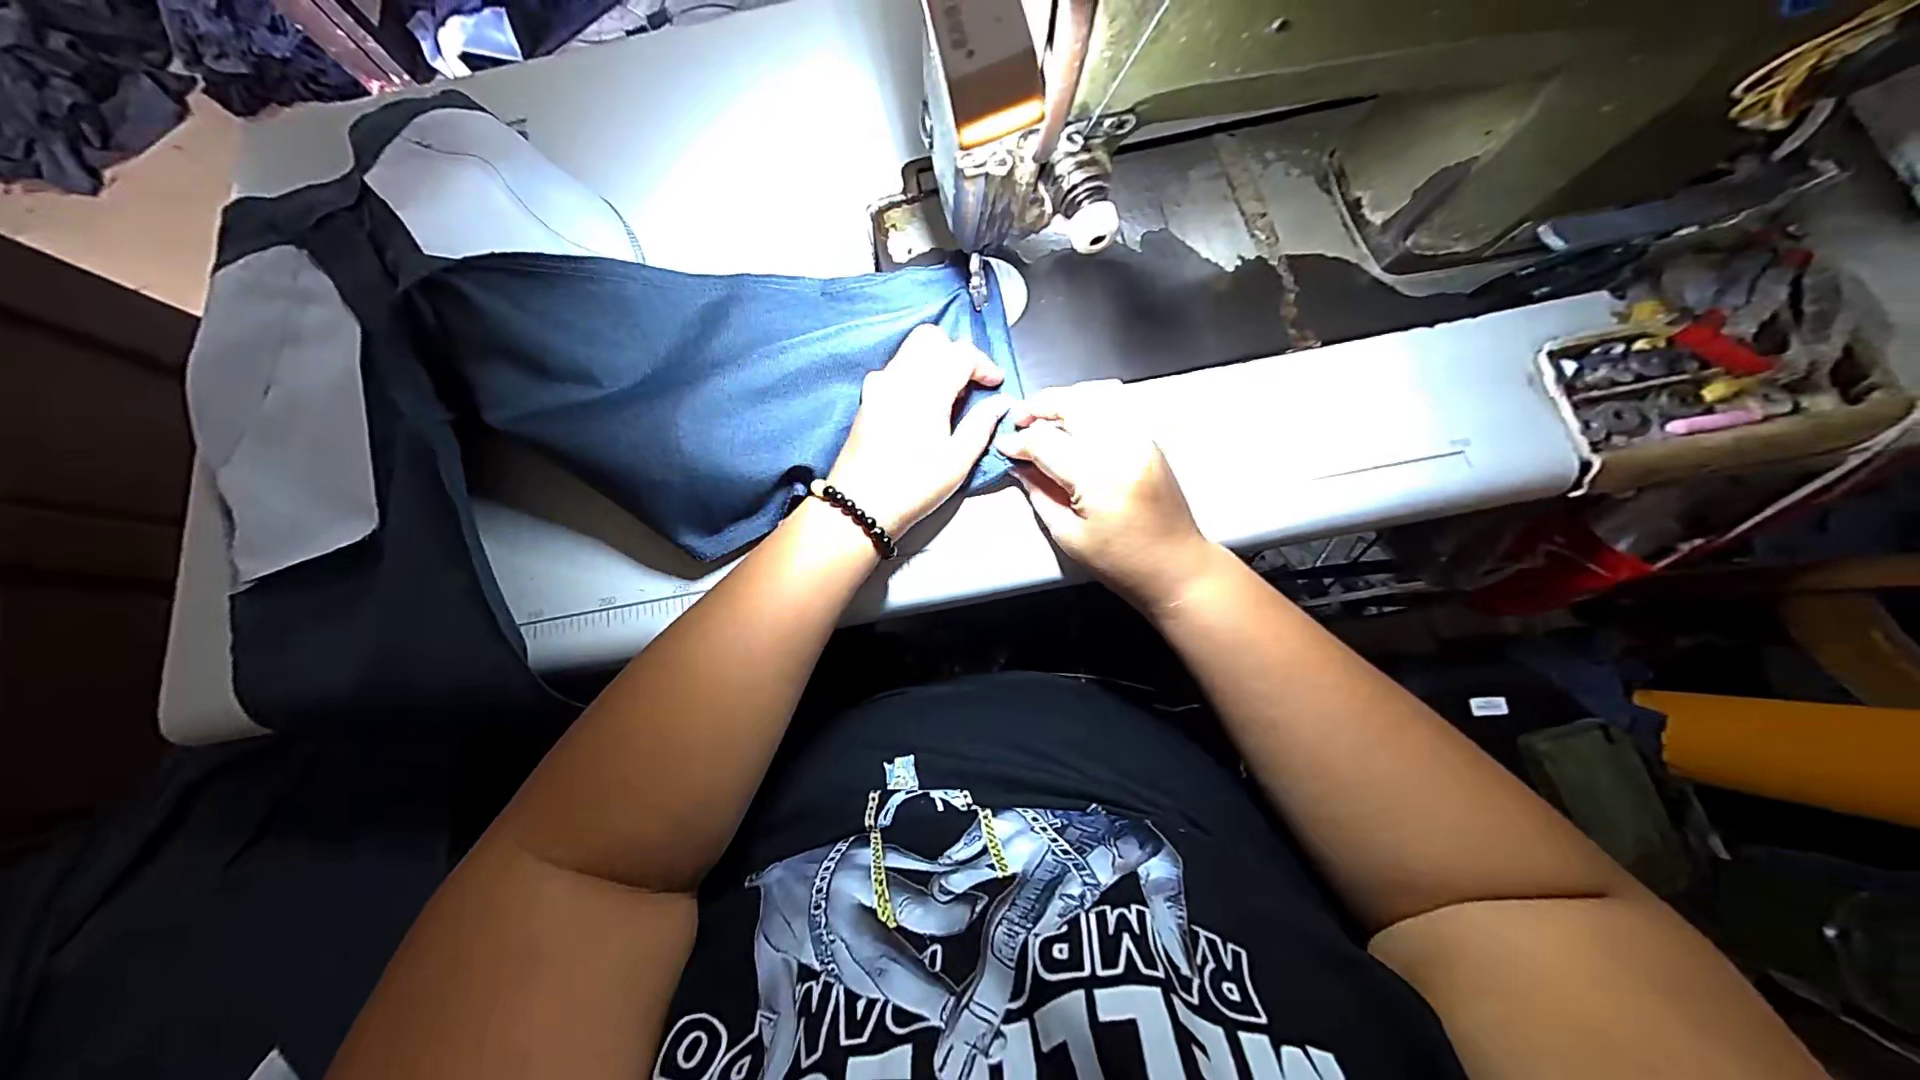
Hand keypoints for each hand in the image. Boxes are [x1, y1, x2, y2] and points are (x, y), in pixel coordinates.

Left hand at [825, 323, 1011, 536]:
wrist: (859, 506)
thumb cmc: (913, 486)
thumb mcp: (958, 461)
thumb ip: (981, 425)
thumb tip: (999, 404)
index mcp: (926, 389)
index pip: (960, 353)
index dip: (984, 364)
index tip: (995, 383)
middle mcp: (899, 378)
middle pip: (930, 338)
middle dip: (955, 352)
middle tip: (971, 381)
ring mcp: (878, 385)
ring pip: (910, 350)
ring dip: (934, 361)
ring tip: (949, 394)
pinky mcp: (867, 398)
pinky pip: (895, 369)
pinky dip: (914, 374)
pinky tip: (922, 404)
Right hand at [993, 381, 1222, 610]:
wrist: (1176, 565)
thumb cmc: (1122, 562)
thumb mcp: (1068, 535)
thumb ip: (1040, 494)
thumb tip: (1021, 466)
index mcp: (1097, 477)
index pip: (1046, 441)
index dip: (1019, 442)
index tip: (1005, 447)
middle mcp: (1121, 448)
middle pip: (1072, 403)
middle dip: (1039, 406)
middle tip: (1020, 421)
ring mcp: (1140, 439)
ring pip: (1097, 394)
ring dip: (1065, 399)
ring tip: (1046, 416)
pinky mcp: (1150, 440)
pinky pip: (1118, 404)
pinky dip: (1091, 402)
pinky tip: (1075, 419)